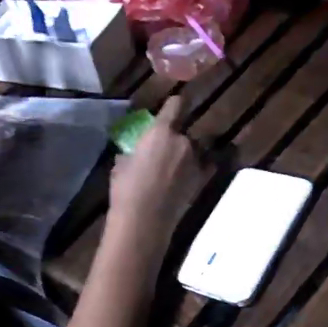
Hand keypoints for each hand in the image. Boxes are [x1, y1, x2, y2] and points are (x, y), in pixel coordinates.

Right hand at [108, 97, 200, 233]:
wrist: (145, 221)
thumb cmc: (126, 191)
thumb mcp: (121, 166)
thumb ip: (132, 154)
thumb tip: (134, 155)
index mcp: (161, 132)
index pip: (175, 106)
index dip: (174, 105)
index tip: (174, 105)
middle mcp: (183, 141)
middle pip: (184, 133)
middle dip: (177, 139)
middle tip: (165, 153)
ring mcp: (195, 162)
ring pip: (194, 151)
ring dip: (187, 155)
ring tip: (176, 168)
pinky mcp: (201, 181)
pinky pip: (206, 167)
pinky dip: (201, 168)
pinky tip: (192, 174)